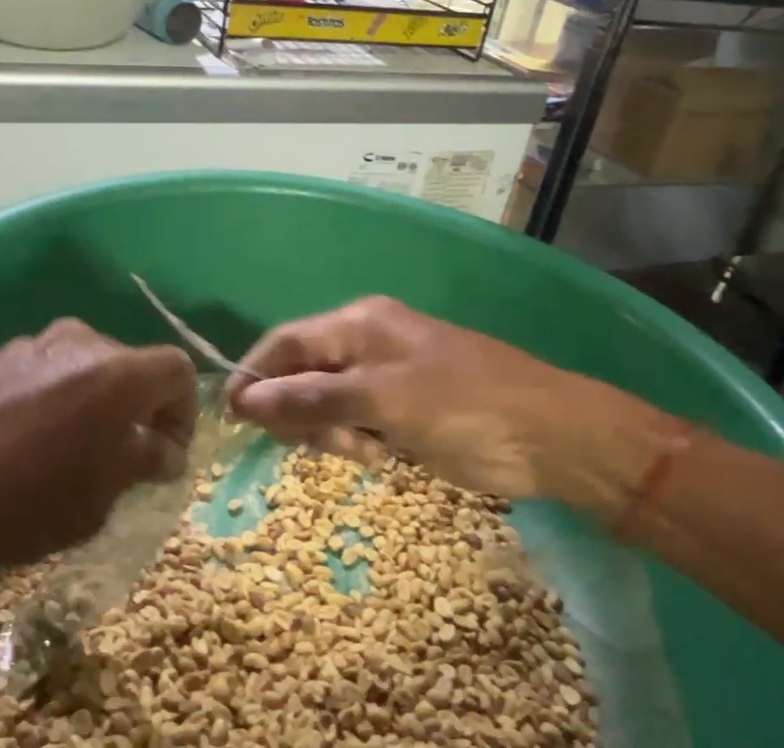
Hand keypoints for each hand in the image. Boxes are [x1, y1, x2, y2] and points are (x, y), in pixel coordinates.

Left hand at [0, 319, 198, 575]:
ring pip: (83, 373)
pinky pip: (42, 379)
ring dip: (92, 411)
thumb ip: (140, 464)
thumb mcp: (95, 500)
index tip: (167, 455)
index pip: (177, 371)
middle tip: (125, 464)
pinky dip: (52, 409)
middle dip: (137, 412)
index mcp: (117, 373)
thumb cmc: (14, 501)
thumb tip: (160, 449)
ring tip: (71, 464)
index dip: (183, 414)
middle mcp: (79, 344)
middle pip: (129, 368)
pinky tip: (24, 454)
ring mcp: (29, 347)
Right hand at [228, 296, 658, 509]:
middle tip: (323, 447)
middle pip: (301, 374)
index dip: (254, 376)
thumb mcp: (384, 400)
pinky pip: (355, 423)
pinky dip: (357, 443)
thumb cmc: (465, 406)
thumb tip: (244, 399)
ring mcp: (385, 377)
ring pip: (325, 404)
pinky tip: (383, 458)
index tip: (233, 420)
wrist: (550, 436)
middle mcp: (365, 343)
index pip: (285, 342)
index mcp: (358, 323)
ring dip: (330, 433)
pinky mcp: (402, 410)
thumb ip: (312, 398)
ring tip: (366, 454)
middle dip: (300, 412)